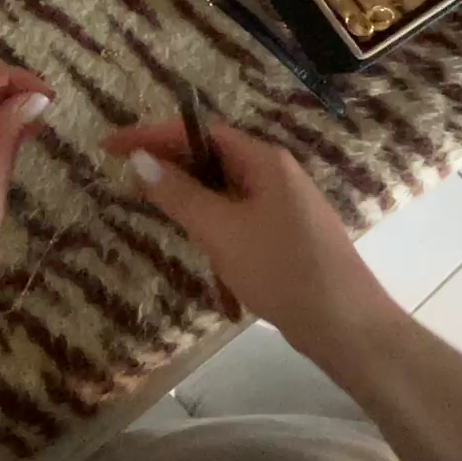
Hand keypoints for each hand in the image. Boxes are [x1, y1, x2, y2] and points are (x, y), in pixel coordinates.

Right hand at [102, 119, 399, 369]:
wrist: (349, 328)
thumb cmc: (283, 271)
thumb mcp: (221, 231)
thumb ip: (178, 194)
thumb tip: (139, 160)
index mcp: (263, 160)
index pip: (198, 132)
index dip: (152, 134)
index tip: (112, 145)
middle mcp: (275, 173)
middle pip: (210, 156)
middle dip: (169, 163)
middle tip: (126, 175)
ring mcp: (283, 204)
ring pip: (223, 188)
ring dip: (190, 197)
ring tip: (156, 208)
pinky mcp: (286, 234)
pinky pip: (238, 215)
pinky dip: (213, 223)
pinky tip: (203, 250)